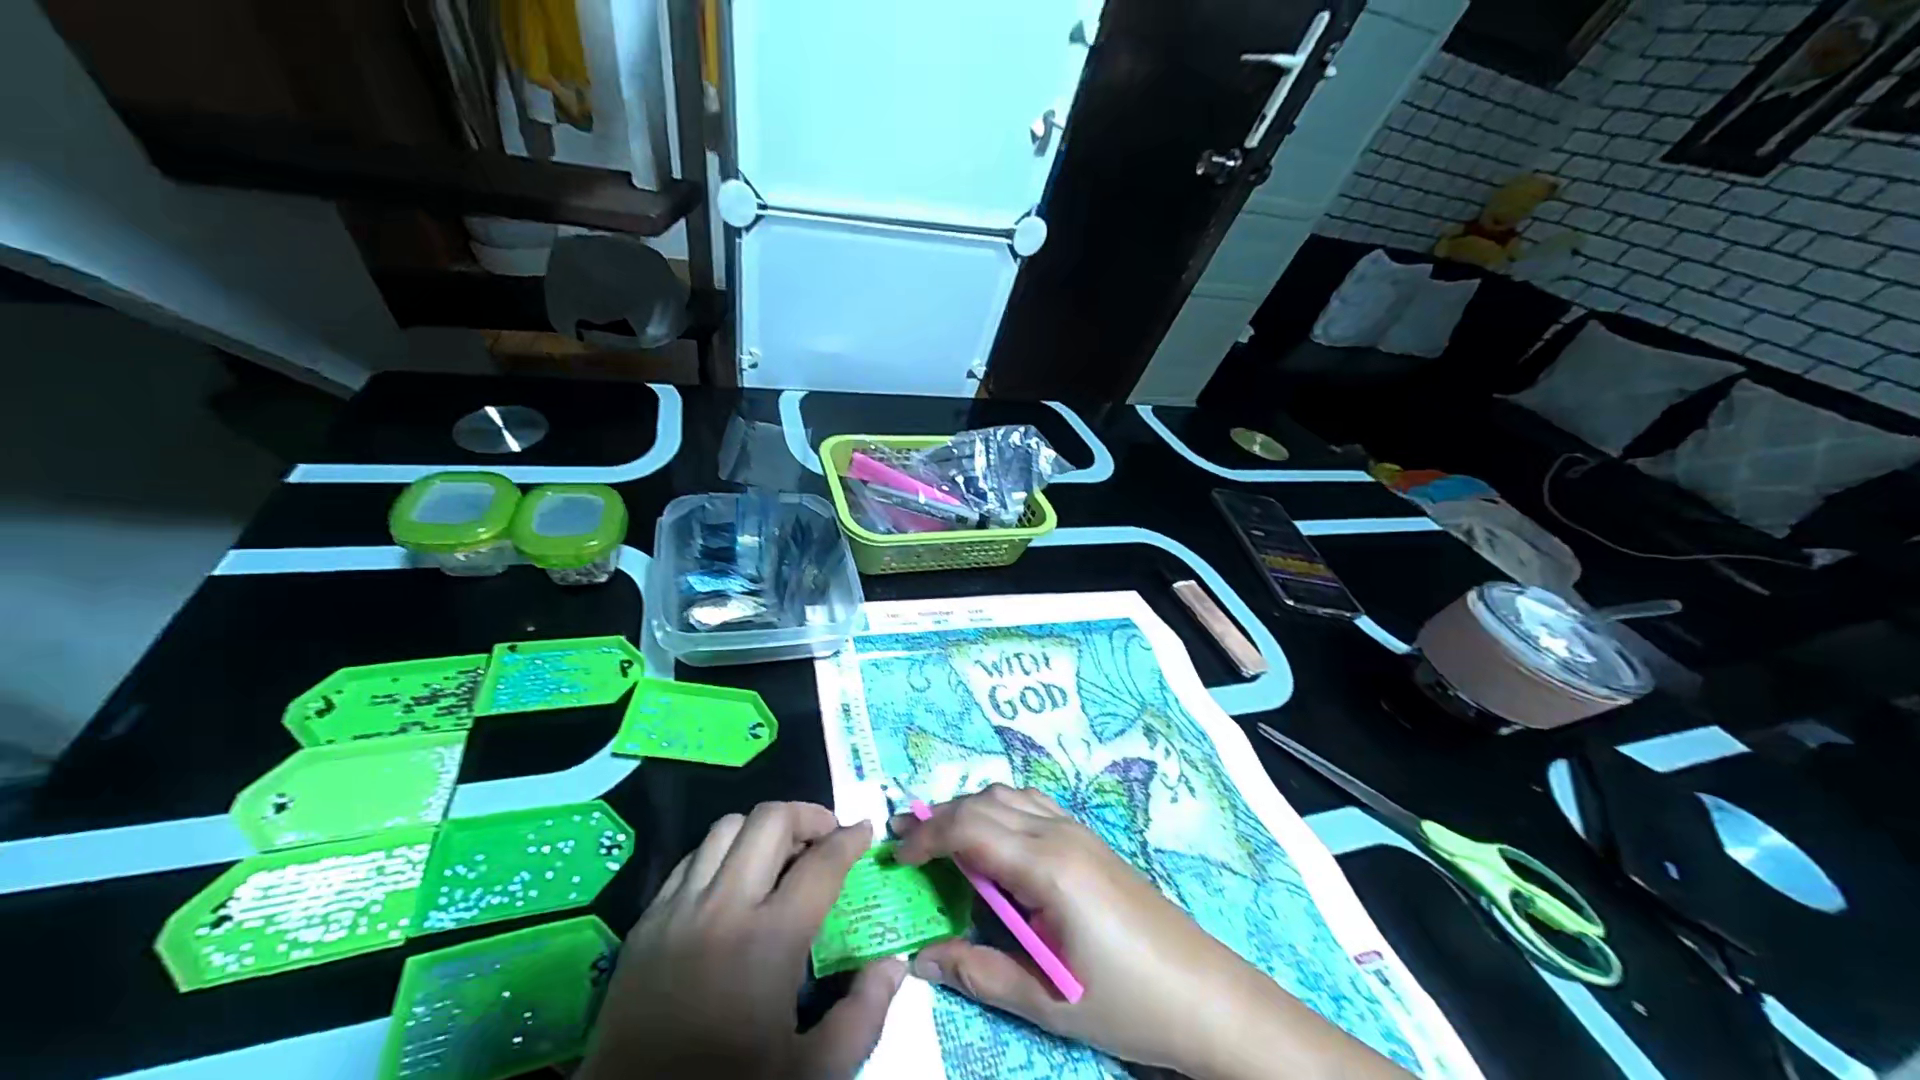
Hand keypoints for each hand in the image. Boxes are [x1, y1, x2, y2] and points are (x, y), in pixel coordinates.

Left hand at [578, 802, 906, 1079]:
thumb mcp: (813, 1073)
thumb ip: (863, 1015)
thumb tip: (893, 963)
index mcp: (770, 940)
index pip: (821, 863)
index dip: (851, 839)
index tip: (865, 831)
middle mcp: (722, 908)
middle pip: (769, 820)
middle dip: (808, 816)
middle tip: (825, 838)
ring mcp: (677, 910)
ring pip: (726, 828)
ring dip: (762, 830)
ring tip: (780, 855)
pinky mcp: (645, 922)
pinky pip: (690, 859)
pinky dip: (721, 854)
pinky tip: (732, 883)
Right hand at [893, 785, 1406, 1079]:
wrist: (1206, 996)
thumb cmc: (1126, 1002)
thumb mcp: (1044, 999)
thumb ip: (977, 972)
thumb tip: (920, 956)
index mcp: (1047, 865)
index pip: (969, 827)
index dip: (926, 837)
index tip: (898, 860)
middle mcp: (1060, 832)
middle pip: (984, 800)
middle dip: (940, 818)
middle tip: (910, 850)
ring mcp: (1079, 830)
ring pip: (1009, 795)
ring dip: (970, 810)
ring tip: (944, 846)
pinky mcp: (1090, 839)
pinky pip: (1032, 805)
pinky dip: (999, 812)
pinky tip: (993, 848)